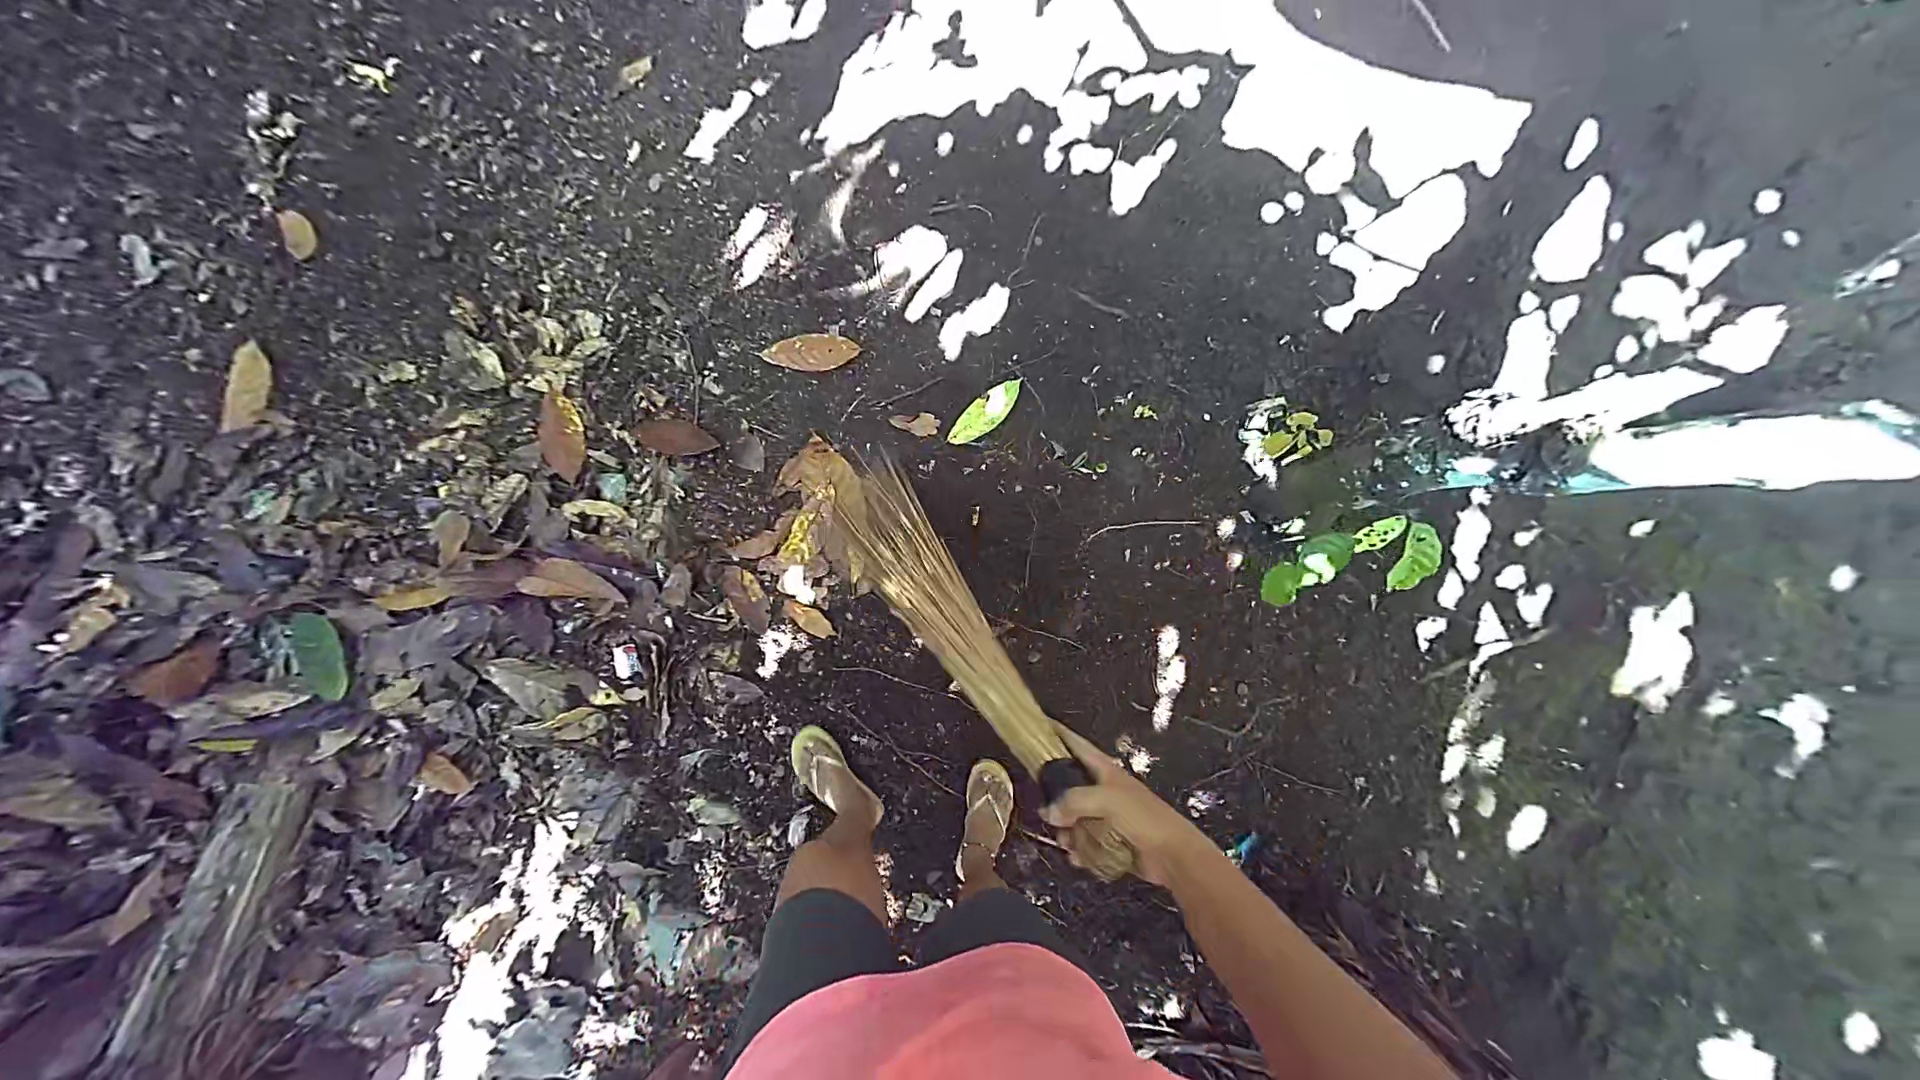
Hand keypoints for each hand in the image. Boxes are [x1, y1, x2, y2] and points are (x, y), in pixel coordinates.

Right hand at [1043, 723, 1217, 886]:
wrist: (1173, 854)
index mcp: (1104, 769)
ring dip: (1067, 831)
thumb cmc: (1142, 818)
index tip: (1037, 727)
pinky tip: (1079, 857)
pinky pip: (1084, 841)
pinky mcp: (1109, 839)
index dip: (1057, 733)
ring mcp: (1106, 815)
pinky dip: (1080, 849)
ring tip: (1067, 842)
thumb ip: (1073, 802)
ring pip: (1073, 817)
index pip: (1076, 744)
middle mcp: (1102, 788)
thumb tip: (1049, 812)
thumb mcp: (1105, 800)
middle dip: (1056, 800)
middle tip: (1047, 812)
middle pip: (1068, 786)